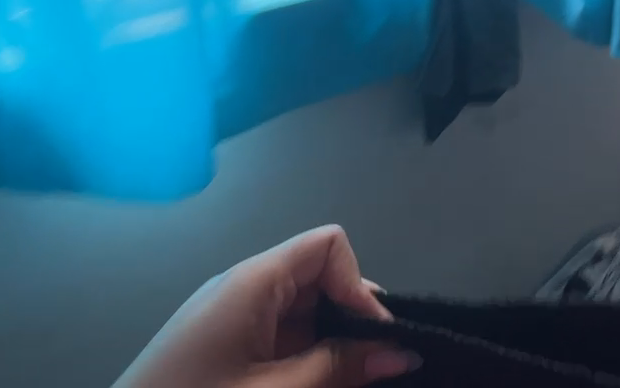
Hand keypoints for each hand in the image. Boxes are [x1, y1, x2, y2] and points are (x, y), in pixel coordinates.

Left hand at [115, 225, 421, 387]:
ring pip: (299, 307)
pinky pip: (273, 331)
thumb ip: (340, 368)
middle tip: (369, 366)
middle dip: (348, 317)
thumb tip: (404, 352)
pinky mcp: (214, 344)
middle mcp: (241, 285)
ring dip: (325, 342)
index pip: (328, 245)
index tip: (375, 338)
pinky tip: (304, 385)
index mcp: (253, 280)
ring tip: (338, 382)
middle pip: (317, 274)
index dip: (358, 284)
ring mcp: (225, 315)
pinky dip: (298, 355)